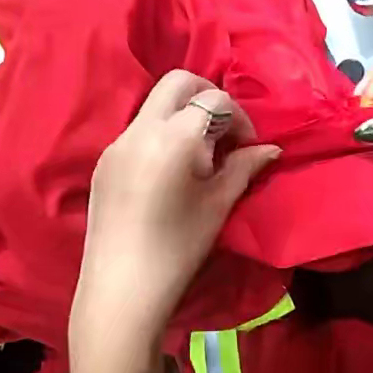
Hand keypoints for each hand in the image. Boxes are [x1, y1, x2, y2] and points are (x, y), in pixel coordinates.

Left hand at [71, 71, 279, 372]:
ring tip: (199, 154)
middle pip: (177, 82)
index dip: (240, 118)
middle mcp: (140, 129)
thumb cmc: (178, 249)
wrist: (120, 290)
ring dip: (182, 114)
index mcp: (173, 136)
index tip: (248, 147)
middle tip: (225, 131)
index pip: (214, 100)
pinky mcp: (103, 162)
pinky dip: (160, 133)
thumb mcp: (218, 206)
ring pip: (154, 105)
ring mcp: (116, 144)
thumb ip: (244, 167)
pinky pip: (137, 130)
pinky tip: (170, 171)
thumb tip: (269, 149)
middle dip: (207, 96)